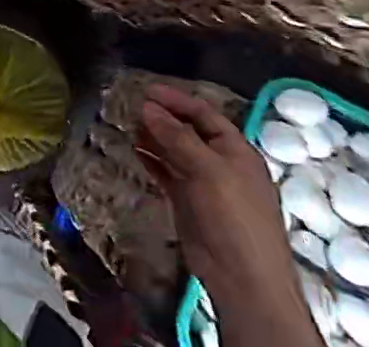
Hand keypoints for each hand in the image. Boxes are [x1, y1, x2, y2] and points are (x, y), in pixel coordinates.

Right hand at [138, 85, 320, 346]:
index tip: (145, 89)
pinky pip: (166, 170)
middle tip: (129, 105)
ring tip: (126, 124)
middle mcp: (220, 162)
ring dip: (152, 135)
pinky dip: (151, 158)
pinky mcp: (188, 200)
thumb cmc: (233, 217)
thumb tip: (146, 106)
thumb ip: (176, 136)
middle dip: (161, 117)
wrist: (242, 278)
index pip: (204, 114)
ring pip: (174, 149)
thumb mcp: (208, 170)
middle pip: (187, 130)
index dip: (176, 100)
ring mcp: (203, 182)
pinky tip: (134, 149)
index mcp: (236, 151)